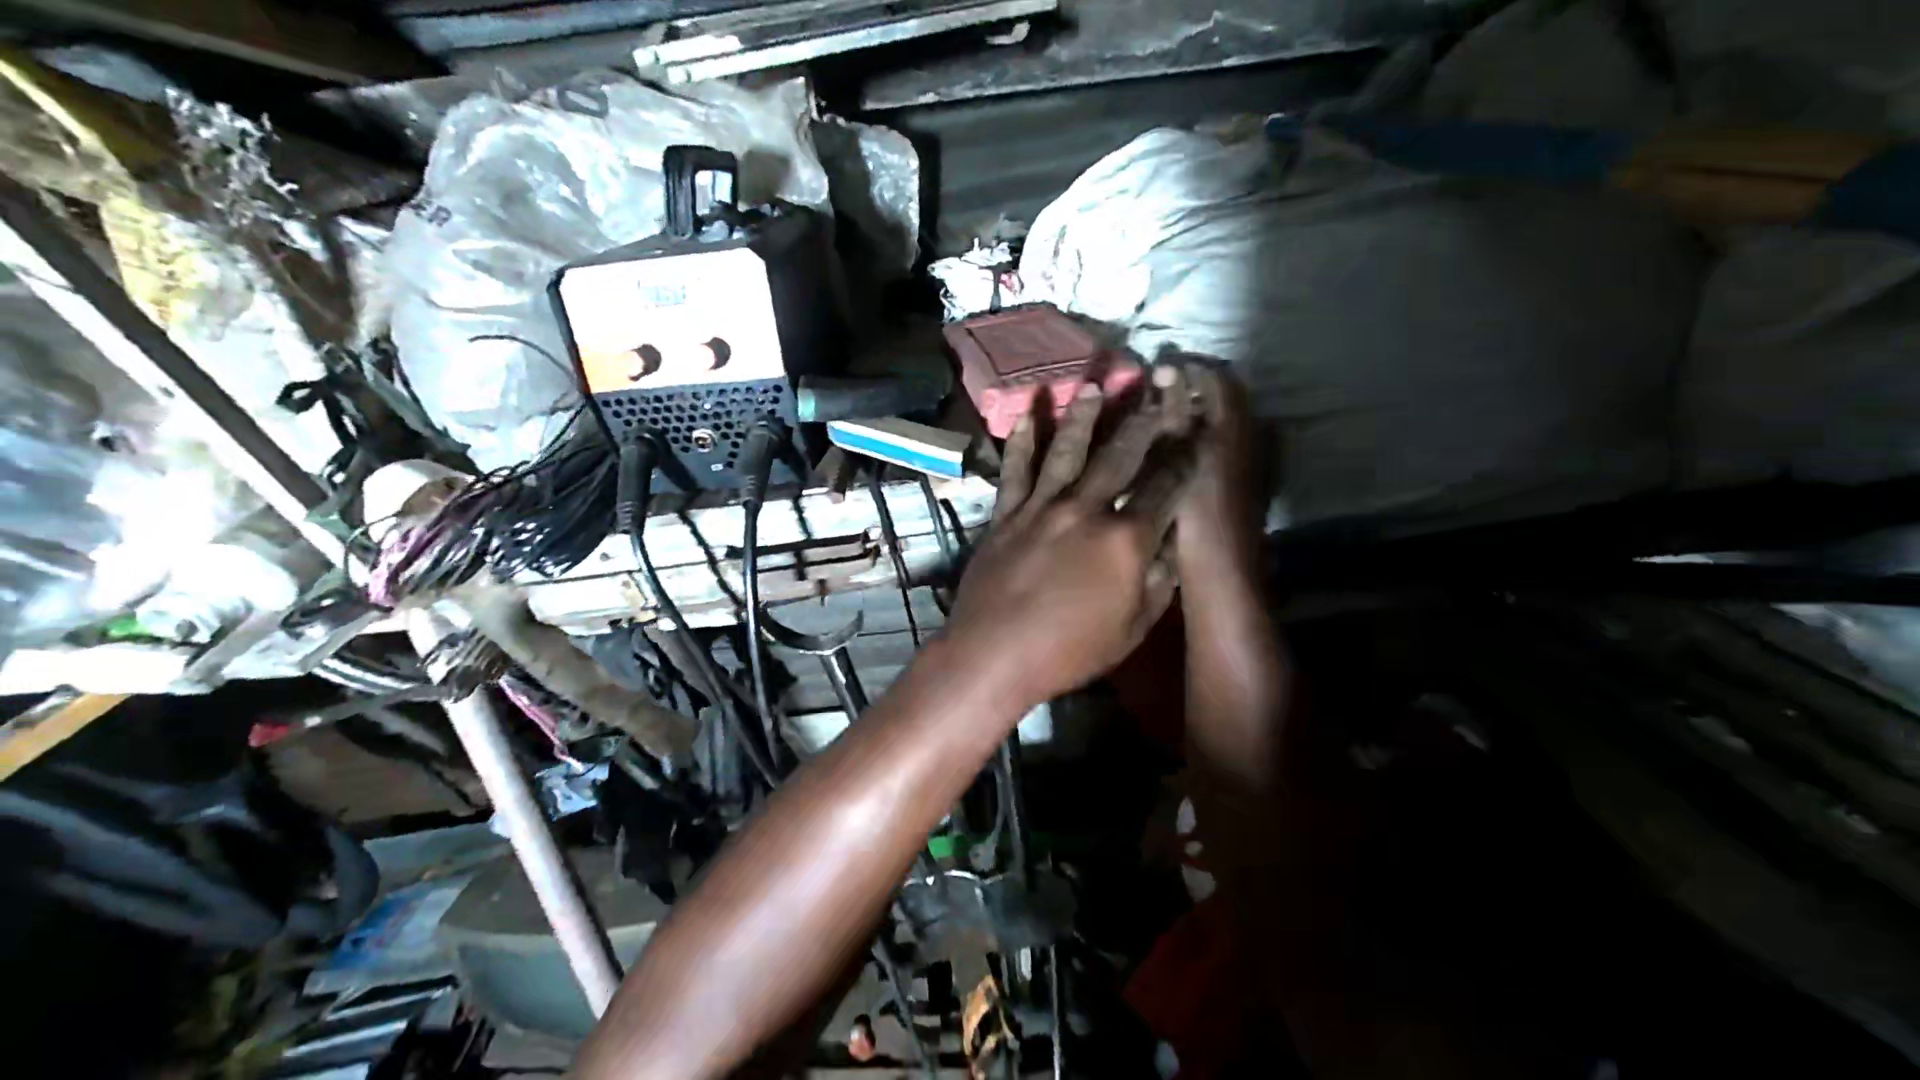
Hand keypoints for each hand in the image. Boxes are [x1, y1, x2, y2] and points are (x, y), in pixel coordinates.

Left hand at [943, 373, 1197, 705]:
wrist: (994, 655)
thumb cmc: (1071, 651)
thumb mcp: (1134, 626)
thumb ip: (1160, 577)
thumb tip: (1175, 537)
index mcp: (1126, 538)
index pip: (1166, 486)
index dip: (1186, 456)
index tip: (1199, 428)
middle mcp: (1086, 509)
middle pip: (1120, 455)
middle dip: (1143, 420)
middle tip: (1155, 386)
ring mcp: (1041, 508)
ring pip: (1066, 450)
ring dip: (1083, 416)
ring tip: (1095, 385)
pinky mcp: (1006, 515)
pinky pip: (1016, 470)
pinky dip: (1022, 440)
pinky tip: (1028, 414)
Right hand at [1165, 361, 1261, 573]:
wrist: (1221, 568)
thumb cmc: (1197, 510)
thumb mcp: (1178, 457)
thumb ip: (1173, 412)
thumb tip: (1167, 370)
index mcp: (1235, 426)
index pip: (1217, 377)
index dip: (1188, 367)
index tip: (1156, 368)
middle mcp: (1249, 436)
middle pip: (1220, 399)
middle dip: (1189, 391)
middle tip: (1152, 394)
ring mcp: (1247, 461)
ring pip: (1218, 423)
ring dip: (1191, 416)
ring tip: (1155, 421)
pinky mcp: (1239, 482)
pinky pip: (1217, 445)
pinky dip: (1195, 439)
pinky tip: (1170, 454)